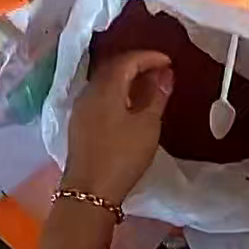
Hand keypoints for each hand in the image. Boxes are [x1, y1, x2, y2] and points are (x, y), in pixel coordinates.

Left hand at [60, 49, 173, 205]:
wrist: (90, 191)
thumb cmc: (122, 156)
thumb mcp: (147, 125)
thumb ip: (157, 96)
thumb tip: (165, 74)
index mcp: (105, 88)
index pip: (126, 60)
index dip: (149, 57)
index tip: (169, 61)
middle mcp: (89, 92)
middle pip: (113, 68)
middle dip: (137, 64)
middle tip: (160, 70)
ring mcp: (80, 108)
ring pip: (105, 83)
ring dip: (126, 79)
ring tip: (148, 86)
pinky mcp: (79, 123)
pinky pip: (99, 97)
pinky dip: (117, 93)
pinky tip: (129, 104)